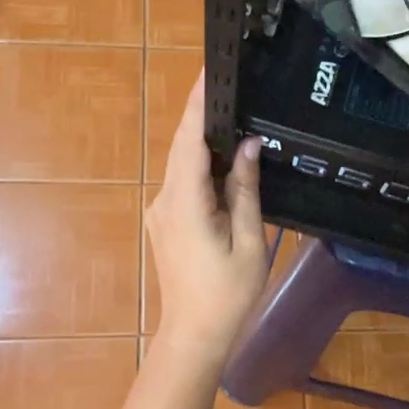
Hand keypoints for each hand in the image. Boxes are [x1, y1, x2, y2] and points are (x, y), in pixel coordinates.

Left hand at [146, 73, 268, 365]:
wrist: (194, 335)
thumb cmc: (227, 294)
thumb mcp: (247, 242)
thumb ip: (245, 190)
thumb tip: (248, 146)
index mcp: (185, 203)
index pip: (190, 141)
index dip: (200, 105)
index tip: (211, 73)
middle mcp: (164, 200)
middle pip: (181, 147)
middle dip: (201, 115)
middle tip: (226, 85)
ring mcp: (160, 212)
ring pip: (181, 164)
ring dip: (203, 141)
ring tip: (232, 117)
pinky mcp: (165, 222)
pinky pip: (183, 183)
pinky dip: (201, 166)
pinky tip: (224, 161)